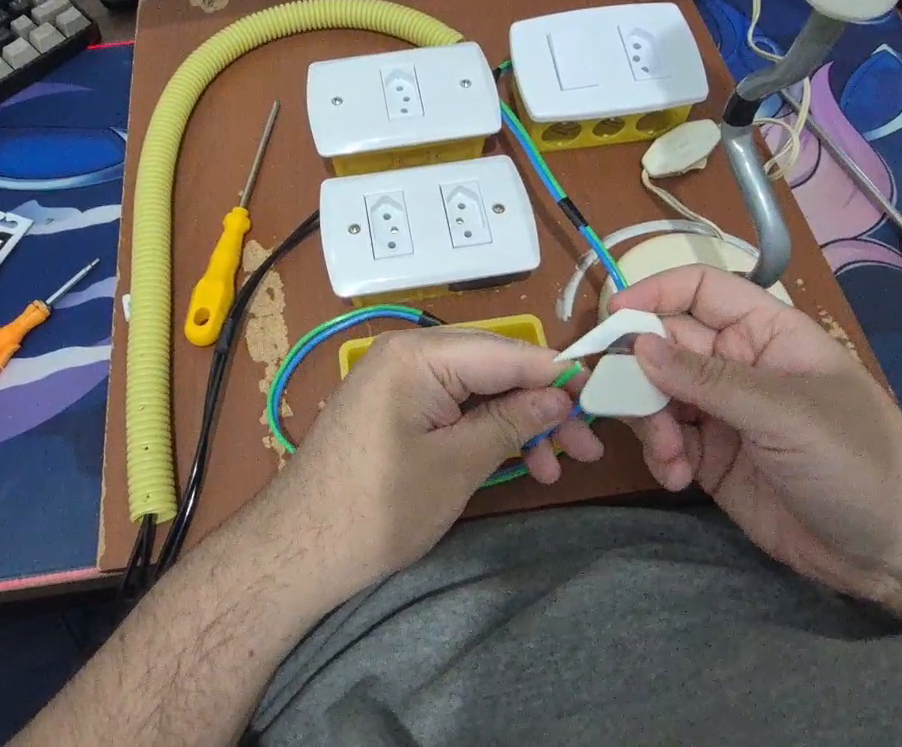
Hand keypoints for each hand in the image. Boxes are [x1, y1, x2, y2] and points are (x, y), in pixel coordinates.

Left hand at [261, 328, 580, 592]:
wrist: (297, 549)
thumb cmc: (378, 508)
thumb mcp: (457, 465)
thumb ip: (511, 421)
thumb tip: (561, 394)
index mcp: (419, 355)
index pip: (506, 351)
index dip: (557, 373)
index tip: (604, 396)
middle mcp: (408, 354)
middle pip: (494, 368)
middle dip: (542, 404)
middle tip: (587, 446)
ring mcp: (398, 380)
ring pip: (478, 390)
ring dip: (519, 422)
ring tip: (557, 465)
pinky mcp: (395, 407)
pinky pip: (453, 406)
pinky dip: (486, 430)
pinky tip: (519, 461)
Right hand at [606, 265, 901, 626]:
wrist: (899, 556)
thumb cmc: (859, 463)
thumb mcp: (784, 413)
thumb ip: (707, 378)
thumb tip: (637, 344)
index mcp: (765, 334)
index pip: (699, 291)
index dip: (654, 294)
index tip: (612, 317)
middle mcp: (736, 364)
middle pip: (663, 344)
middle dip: (638, 371)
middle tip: (622, 401)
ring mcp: (720, 412)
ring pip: (654, 393)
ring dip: (646, 420)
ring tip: (667, 454)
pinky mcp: (709, 457)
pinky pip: (663, 439)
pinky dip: (658, 455)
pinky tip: (676, 477)